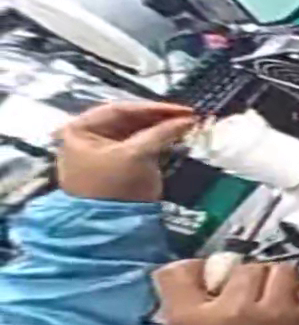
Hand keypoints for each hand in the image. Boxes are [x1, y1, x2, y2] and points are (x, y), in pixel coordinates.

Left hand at [55, 102, 196, 201]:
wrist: (111, 216)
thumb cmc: (115, 183)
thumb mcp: (137, 155)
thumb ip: (162, 134)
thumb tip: (188, 120)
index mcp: (81, 129)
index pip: (120, 109)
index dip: (154, 108)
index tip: (186, 110)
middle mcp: (91, 135)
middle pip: (130, 120)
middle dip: (161, 118)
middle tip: (191, 117)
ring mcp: (108, 148)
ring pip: (140, 131)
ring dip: (165, 128)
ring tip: (190, 126)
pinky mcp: (126, 160)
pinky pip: (146, 143)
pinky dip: (163, 139)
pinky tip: (180, 138)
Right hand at [154, 259, 298, 324]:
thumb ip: (190, 301)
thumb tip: (209, 271)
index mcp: (191, 314)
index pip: (182, 271)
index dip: (200, 268)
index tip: (215, 276)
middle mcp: (236, 307)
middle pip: (247, 267)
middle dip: (250, 275)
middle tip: (253, 288)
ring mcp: (279, 311)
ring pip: (284, 270)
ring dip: (281, 277)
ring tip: (278, 291)